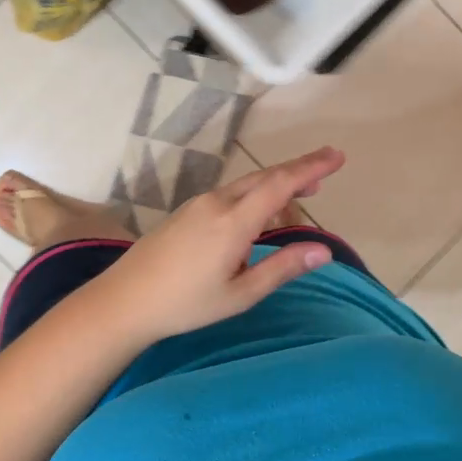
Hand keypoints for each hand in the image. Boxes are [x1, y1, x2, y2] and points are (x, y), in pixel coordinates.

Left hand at [85, 147, 346, 341]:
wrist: (124, 300)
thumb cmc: (186, 304)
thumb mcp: (240, 294)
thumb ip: (282, 268)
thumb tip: (323, 249)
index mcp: (233, 221)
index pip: (280, 184)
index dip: (311, 168)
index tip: (337, 156)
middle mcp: (217, 203)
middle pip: (264, 177)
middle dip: (298, 170)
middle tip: (327, 169)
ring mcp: (198, 205)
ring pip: (246, 185)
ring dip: (276, 184)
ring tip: (303, 192)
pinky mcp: (186, 212)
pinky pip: (230, 194)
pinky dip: (254, 195)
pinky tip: (260, 215)